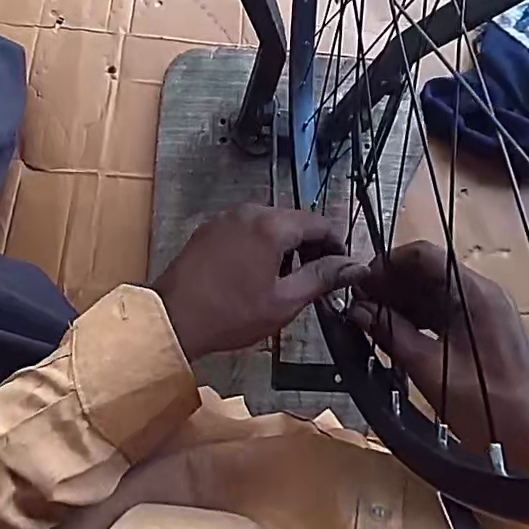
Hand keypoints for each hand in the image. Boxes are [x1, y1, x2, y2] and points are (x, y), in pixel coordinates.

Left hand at [154, 205, 367, 360]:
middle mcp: (249, 212)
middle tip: (315, 280)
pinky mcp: (210, 228)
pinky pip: (246, 228)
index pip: (319, 222)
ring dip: (285, 246)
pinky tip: (256, 274)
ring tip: (284, 282)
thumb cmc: (231, 313)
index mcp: (271, 225)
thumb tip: (353, 266)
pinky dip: (260, 244)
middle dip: (310, 246)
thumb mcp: (285, 300)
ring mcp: (226, 217)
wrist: (174, 316)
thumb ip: (322, 277)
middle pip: (293, 220)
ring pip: (269, 224)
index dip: (336, 244)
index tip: (341, 269)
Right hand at [350, 242, 528, 475]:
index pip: (423, 255)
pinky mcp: (483, 332)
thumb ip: (391, 333)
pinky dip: (415, 317)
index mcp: (475, 293)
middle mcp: (482, 295)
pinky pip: (442, 311)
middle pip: (426, 271)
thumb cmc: (490, 409)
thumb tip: (356, 310)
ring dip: (399, 301)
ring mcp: (484, 313)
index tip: (358, 281)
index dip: (386, 263)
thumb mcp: (430, 368)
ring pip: (432, 292)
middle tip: (357, 302)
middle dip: (389, 284)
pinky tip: (392, 332)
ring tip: (368, 318)